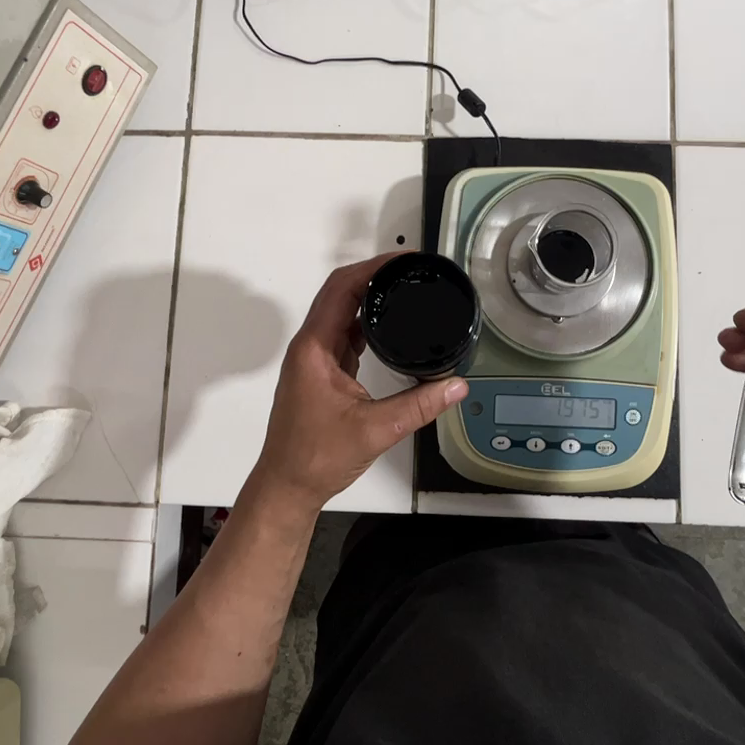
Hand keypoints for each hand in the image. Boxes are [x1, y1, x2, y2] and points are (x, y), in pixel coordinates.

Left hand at [247, 254, 469, 512]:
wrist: (287, 485)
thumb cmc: (318, 457)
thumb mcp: (375, 429)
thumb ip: (420, 405)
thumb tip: (457, 385)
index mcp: (315, 348)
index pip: (342, 289)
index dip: (372, 267)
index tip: (404, 259)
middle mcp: (311, 346)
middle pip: (340, 293)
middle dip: (374, 275)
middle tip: (411, 270)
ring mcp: (314, 359)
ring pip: (340, 312)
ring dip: (368, 297)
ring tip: (404, 289)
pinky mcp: (321, 372)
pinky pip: (343, 334)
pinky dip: (365, 323)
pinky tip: (389, 327)